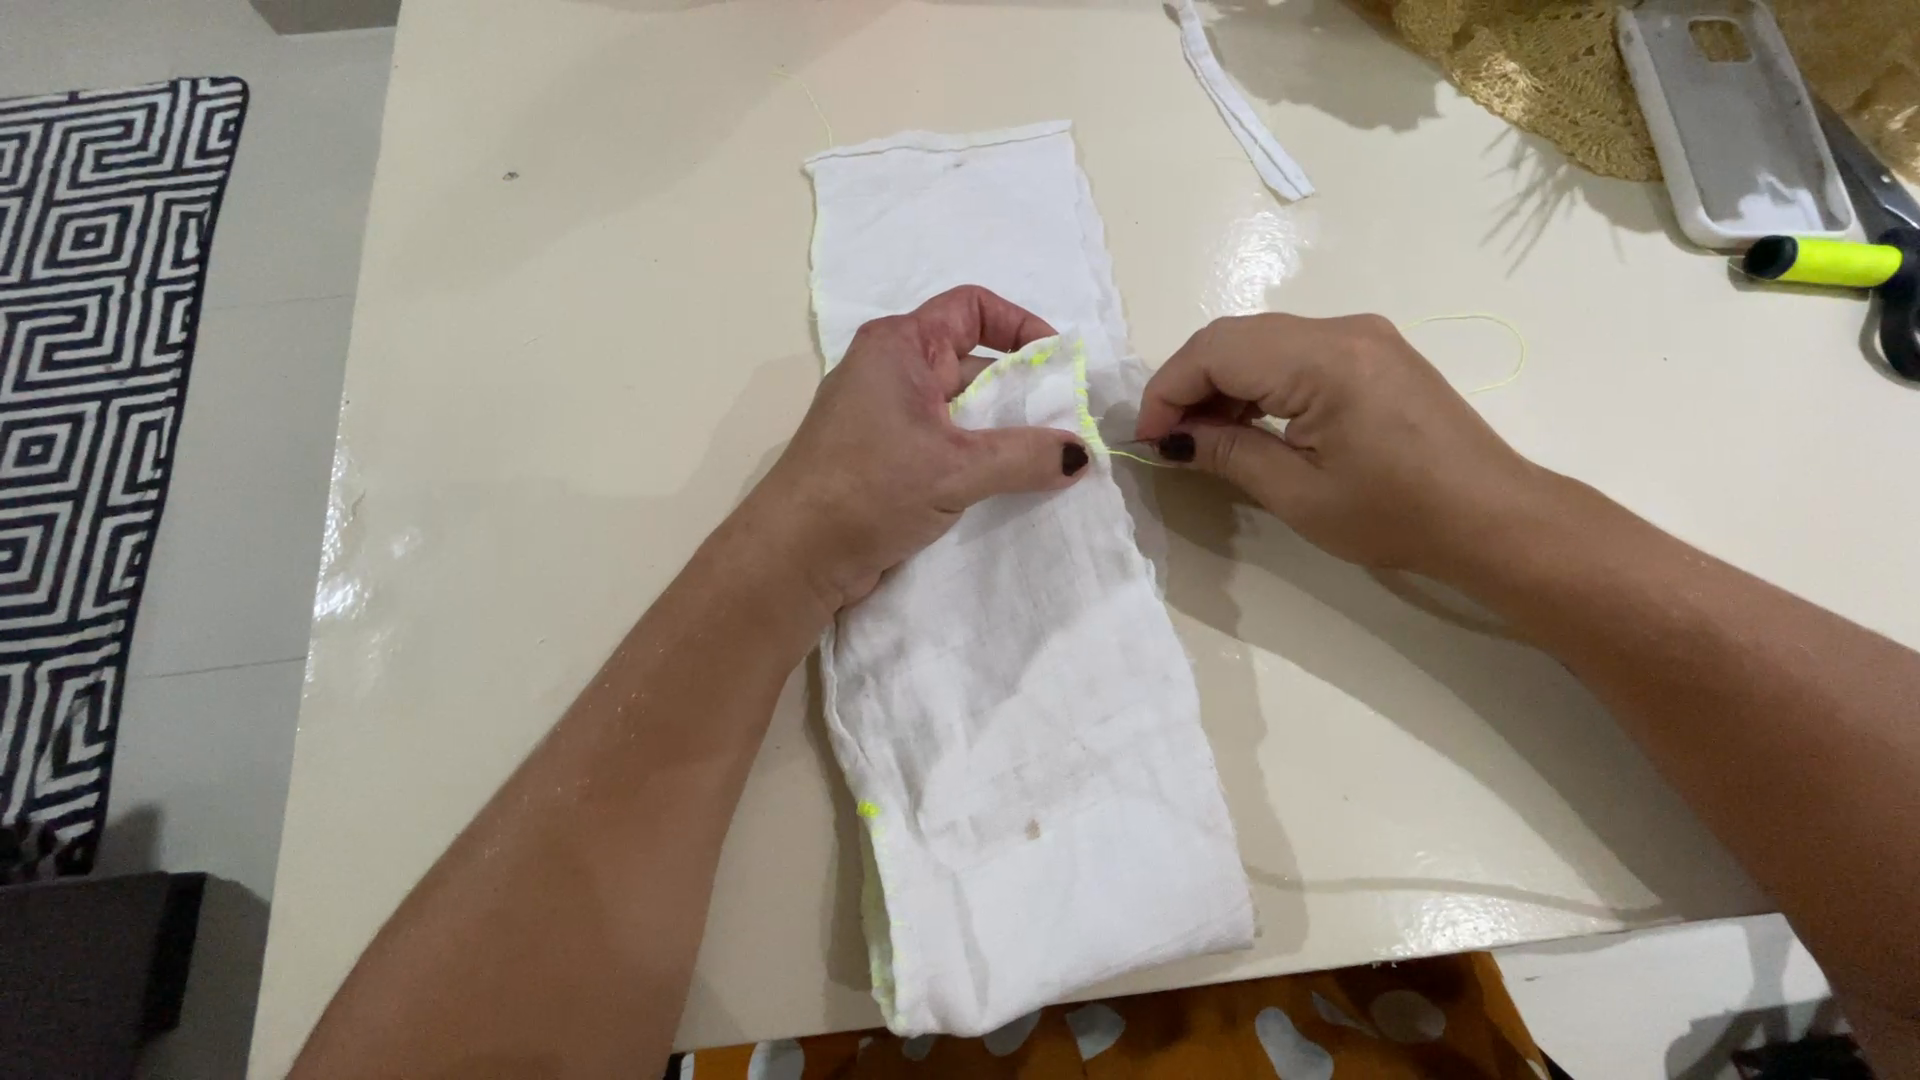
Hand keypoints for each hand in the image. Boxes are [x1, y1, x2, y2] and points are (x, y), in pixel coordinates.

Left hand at [740, 286, 1089, 614]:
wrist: (796, 556)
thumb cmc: (868, 489)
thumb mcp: (955, 468)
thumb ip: (1024, 457)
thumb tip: (1082, 455)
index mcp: (899, 346)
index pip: (971, 308)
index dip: (1020, 326)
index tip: (1059, 363)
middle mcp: (892, 372)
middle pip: (971, 363)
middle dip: (1020, 390)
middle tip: (1066, 423)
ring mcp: (886, 417)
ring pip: (961, 410)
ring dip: (1002, 431)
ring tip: (1049, 459)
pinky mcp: (887, 459)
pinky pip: (946, 445)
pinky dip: (979, 458)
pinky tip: (1011, 484)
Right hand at [1134, 313, 1551, 575]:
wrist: (1491, 517)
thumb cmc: (1396, 515)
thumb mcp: (1297, 494)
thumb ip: (1227, 452)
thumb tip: (1170, 438)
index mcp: (1325, 361)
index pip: (1216, 351)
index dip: (1167, 390)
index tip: (1145, 439)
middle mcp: (1342, 330)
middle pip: (1232, 336)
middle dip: (1186, 383)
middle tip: (1166, 438)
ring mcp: (1360, 335)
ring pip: (1257, 340)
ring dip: (1217, 381)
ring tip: (1200, 436)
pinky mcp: (1369, 351)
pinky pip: (1289, 351)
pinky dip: (1253, 380)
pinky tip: (1245, 422)